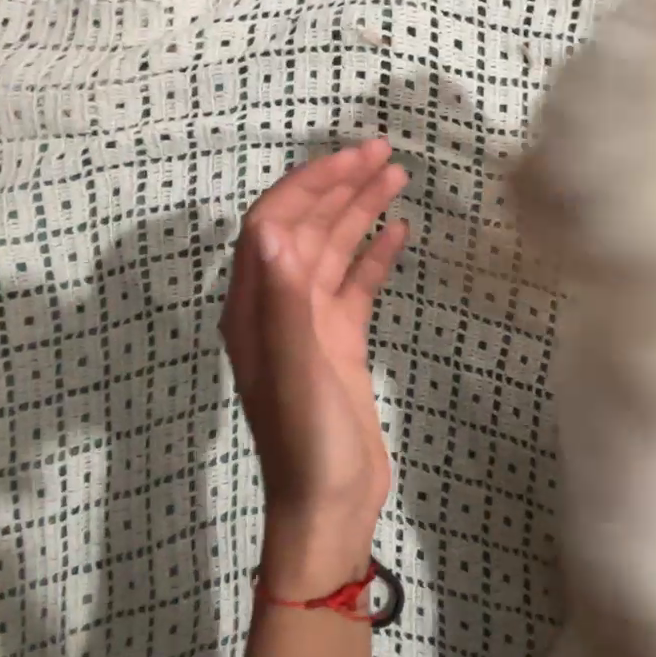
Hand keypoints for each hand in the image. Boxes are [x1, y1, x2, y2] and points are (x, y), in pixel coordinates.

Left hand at [220, 139, 409, 599]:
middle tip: (384, 152)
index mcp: (255, 308)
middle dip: (340, 186)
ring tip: (398, 177)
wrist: (329, 505)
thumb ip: (283, 300)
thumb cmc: (308, 442)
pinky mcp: (340, 344)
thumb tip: (272, 226)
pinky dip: (375, 256)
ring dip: (360, 213)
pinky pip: (356, 286)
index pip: (273, 224)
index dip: (309, 185)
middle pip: (305, 229)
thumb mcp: (295, 370)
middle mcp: (277, 307)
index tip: (354, 157)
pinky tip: (400, 233)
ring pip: (334, 252)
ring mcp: (310, 325)